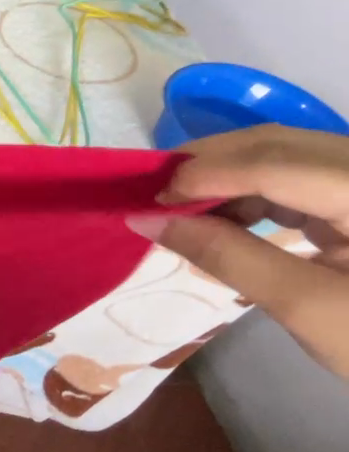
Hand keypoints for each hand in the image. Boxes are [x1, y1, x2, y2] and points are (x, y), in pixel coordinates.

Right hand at [130, 124, 348, 380]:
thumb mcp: (307, 307)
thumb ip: (225, 255)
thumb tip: (144, 219)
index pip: (275, 164)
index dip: (201, 175)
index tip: (143, 203)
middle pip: (281, 144)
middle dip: (208, 165)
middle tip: (152, 197)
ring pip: (291, 153)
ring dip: (227, 175)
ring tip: (185, 209)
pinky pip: (309, 173)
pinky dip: (258, 188)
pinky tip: (231, 215)